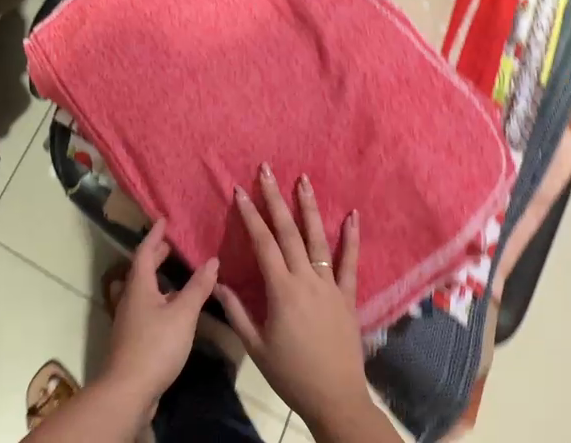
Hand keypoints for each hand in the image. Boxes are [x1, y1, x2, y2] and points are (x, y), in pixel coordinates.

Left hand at [99, 219, 221, 406]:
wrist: (128, 389)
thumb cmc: (155, 345)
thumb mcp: (183, 314)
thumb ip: (197, 288)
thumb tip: (212, 260)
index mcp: (139, 285)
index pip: (145, 251)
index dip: (155, 235)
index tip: (164, 220)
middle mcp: (130, 297)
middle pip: (141, 269)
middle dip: (155, 256)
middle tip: (171, 246)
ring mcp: (129, 319)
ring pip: (142, 290)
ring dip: (157, 279)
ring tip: (175, 276)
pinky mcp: (132, 338)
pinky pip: (145, 307)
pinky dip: (158, 299)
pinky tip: (172, 311)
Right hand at [217, 165, 380, 438]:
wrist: (336, 399)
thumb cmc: (291, 375)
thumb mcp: (255, 347)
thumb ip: (236, 312)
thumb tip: (217, 282)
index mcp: (282, 291)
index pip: (263, 244)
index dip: (250, 215)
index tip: (239, 191)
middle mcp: (306, 280)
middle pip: (288, 232)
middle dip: (275, 199)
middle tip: (266, 170)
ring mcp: (330, 286)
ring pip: (318, 239)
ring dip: (309, 208)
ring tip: (303, 180)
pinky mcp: (348, 297)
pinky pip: (350, 264)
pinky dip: (351, 239)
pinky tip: (352, 216)